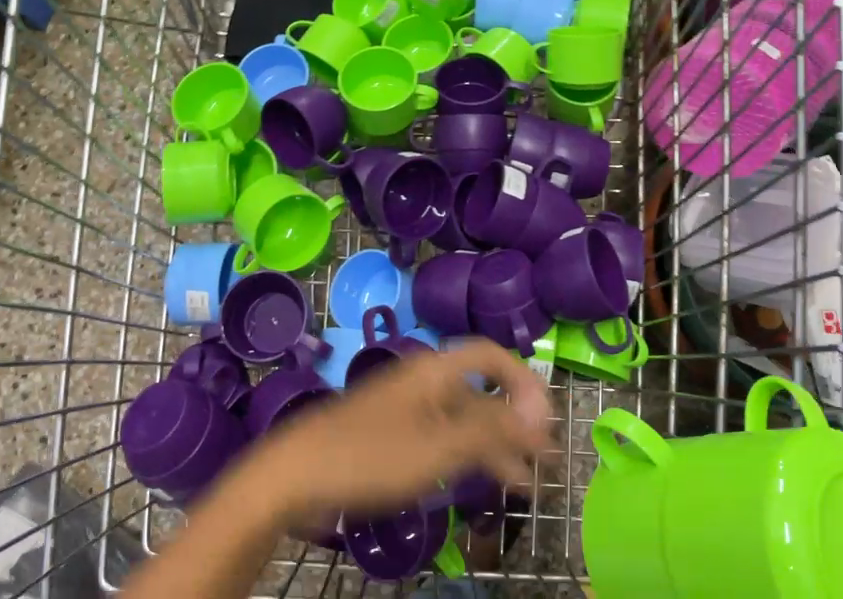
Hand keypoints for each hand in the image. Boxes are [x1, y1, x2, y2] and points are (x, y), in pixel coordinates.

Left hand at [223, 340, 552, 529]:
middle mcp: (424, 383)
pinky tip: (484, 485)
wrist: (295, 475)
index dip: (523, 381)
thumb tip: (540, 418)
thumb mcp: (438, 446)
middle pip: (481, 393)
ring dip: (497, 448)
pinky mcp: (394, 437)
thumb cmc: (369, 455)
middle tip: (547, 459)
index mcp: (434, 371)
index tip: (546, 419)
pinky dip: (468, 458)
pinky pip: (443, 440)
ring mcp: (408, 410)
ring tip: (526, 484)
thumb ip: (491, 430)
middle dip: (516, 423)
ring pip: (464, 421)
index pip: (491, 356)